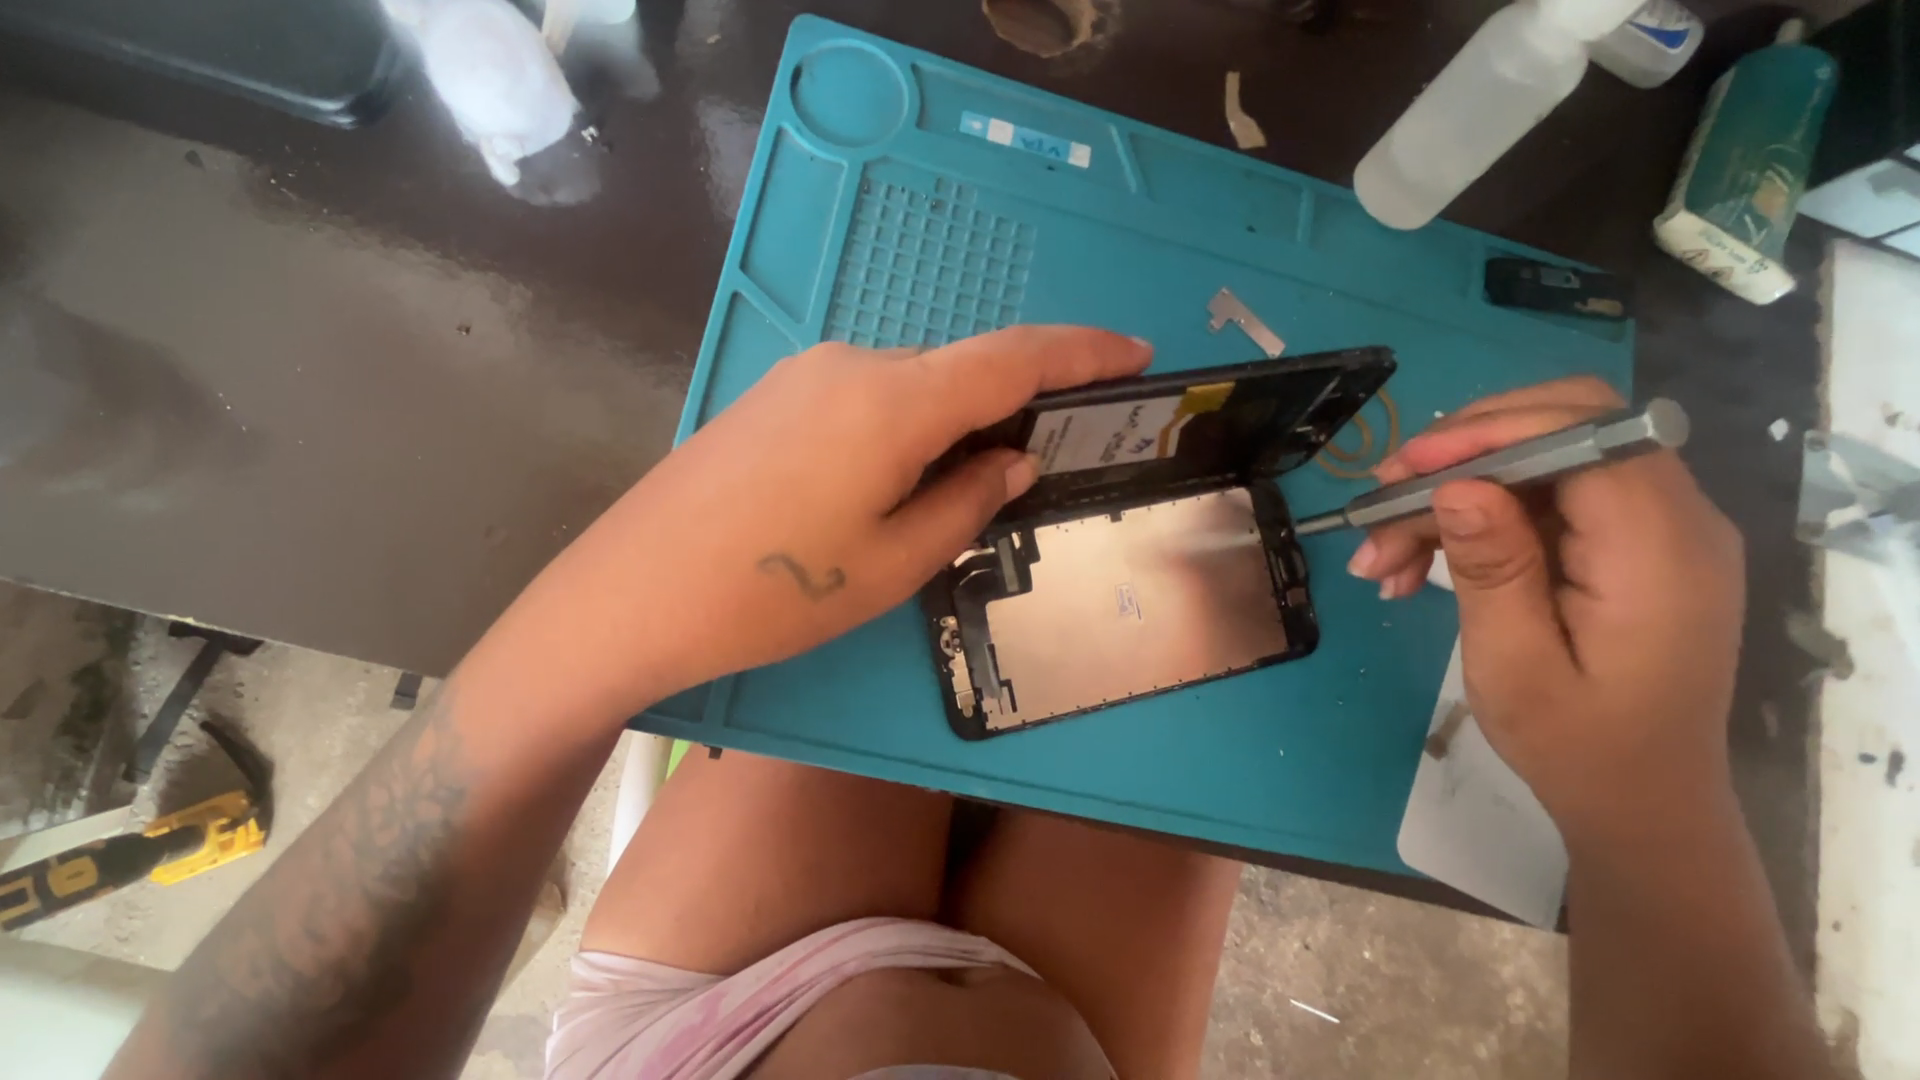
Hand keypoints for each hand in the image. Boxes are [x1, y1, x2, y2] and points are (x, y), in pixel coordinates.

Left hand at [526, 327, 1151, 711]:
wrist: (634, 591)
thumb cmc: (775, 593)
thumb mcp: (892, 563)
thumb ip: (967, 501)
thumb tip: (1014, 461)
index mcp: (894, 400)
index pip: (1013, 357)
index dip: (1081, 351)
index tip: (1134, 353)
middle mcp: (853, 364)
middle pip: (961, 368)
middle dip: (1014, 403)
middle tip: (1043, 460)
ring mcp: (806, 373)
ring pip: (913, 383)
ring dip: (956, 421)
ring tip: (964, 487)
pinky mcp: (776, 395)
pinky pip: (869, 394)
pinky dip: (909, 423)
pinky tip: (898, 478)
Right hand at [1346, 377, 1745, 834]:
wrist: (1641, 801)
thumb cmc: (1578, 746)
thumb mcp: (1516, 665)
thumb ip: (1494, 568)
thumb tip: (1457, 485)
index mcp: (1659, 550)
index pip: (1582, 436)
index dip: (1487, 434)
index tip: (1402, 471)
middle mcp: (1674, 519)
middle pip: (1563, 427)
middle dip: (1460, 453)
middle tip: (1383, 501)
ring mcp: (1652, 528)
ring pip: (1536, 463)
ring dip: (1451, 496)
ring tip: (1381, 559)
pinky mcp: (1625, 544)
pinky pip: (1540, 500)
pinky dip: (1473, 520)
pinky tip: (1415, 567)